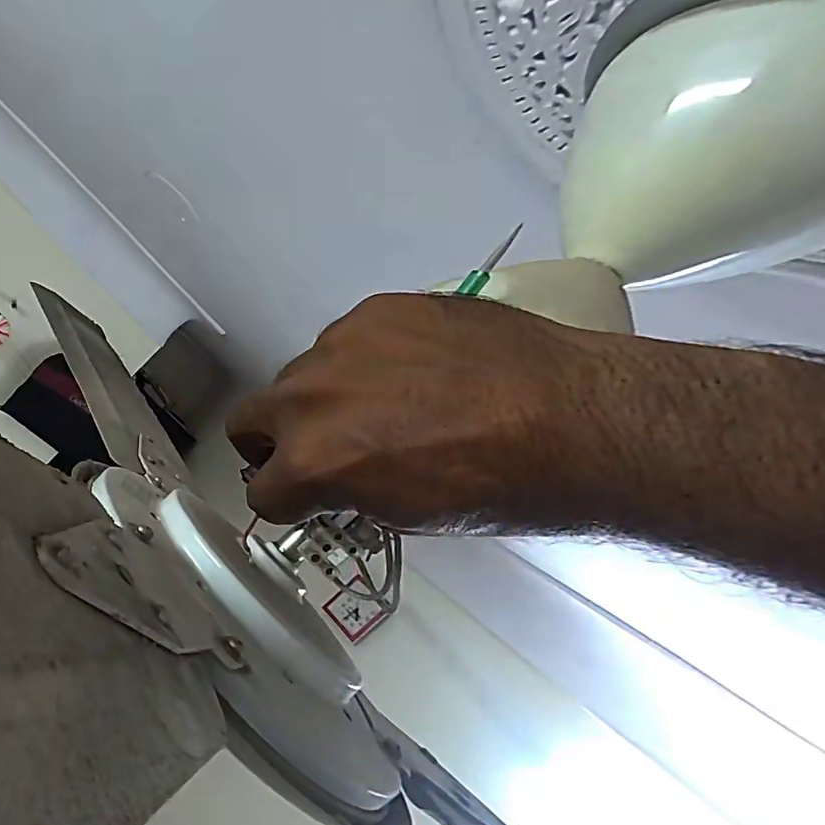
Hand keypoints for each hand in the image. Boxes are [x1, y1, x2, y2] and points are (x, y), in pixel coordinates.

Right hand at [226, 293, 624, 530]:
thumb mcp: (399, 514)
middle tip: (323, 449)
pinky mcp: (376, 310)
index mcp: (312, 461)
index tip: (309, 498)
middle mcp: (308, 398)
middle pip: (248, 421)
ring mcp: (340, 345)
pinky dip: (363, 362)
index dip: (287, 500)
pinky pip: (345, 342)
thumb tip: (332, 476)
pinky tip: (416, 372)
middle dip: (275, 442)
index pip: (261, 490)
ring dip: (322, 396)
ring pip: (297, 377)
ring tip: (389, 404)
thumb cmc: (498, 486)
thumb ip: (339, 488)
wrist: (576, 419)